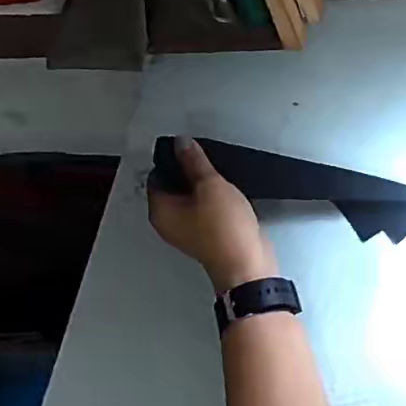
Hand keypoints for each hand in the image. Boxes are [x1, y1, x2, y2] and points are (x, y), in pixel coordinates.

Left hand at [149, 137, 279, 290]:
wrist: (248, 262)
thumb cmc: (225, 227)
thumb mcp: (211, 186)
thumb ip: (195, 162)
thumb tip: (181, 143)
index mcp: (160, 210)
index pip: (157, 177)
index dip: (173, 161)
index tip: (193, 150)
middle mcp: (169, 223)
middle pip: (174, 189)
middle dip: (190, 174)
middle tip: (210, 162)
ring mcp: (189, 232)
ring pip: (191, 201)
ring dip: (204, 189)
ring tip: (223, 177)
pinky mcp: (208, 237)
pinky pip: (206, 212)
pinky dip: (214, 203)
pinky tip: (230, 195)